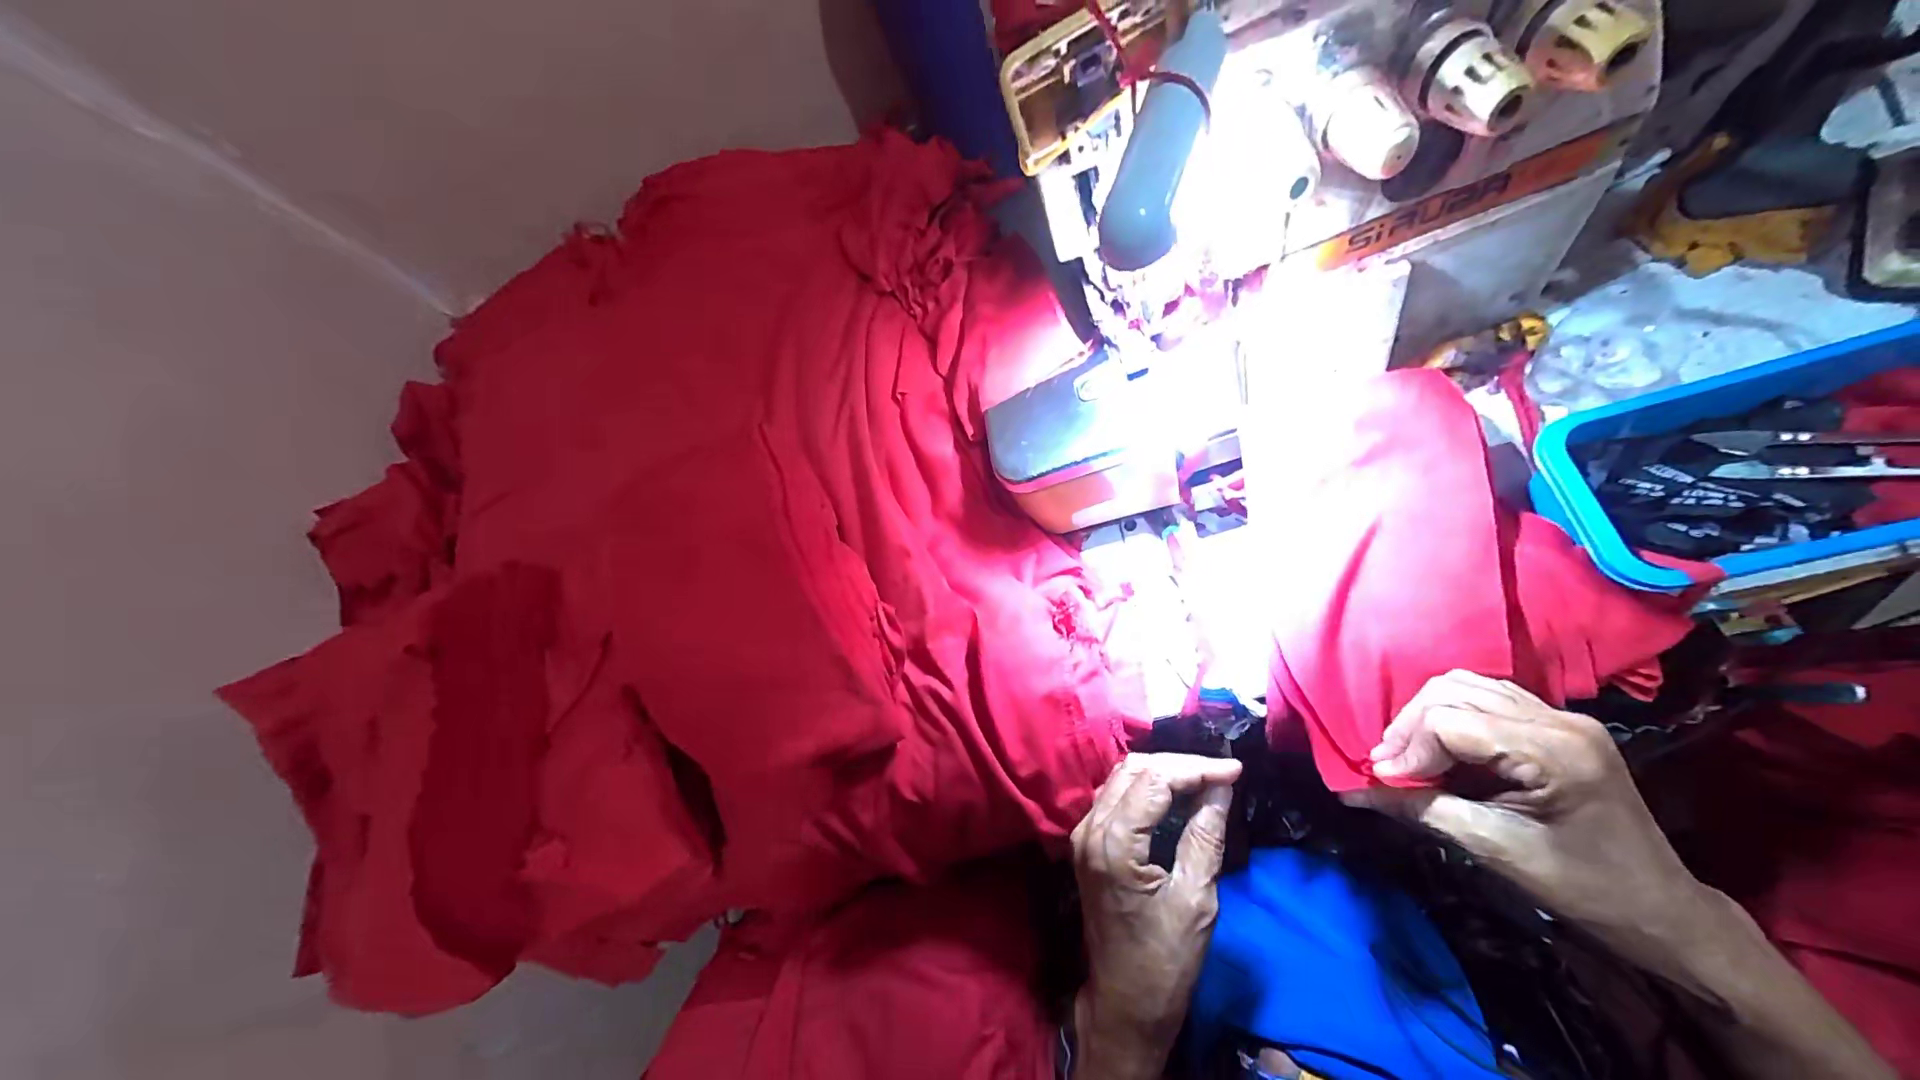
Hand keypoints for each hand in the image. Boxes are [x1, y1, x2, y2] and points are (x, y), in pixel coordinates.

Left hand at [1072, 753, 1242, 1079]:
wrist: (1124, 1003)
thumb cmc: (1164, 960)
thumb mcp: (1196, 900)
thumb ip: (1205, 836)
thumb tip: (1221, 788)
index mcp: (1114, 842)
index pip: (1154, 780)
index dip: (1196, 769)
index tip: (1236, 770)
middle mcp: (1090, 828)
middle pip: (1133, 770)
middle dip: (1179, 765)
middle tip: (1222, 773)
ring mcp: (1084, 833)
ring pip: (1121, 777)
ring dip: (1162, 771)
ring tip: (1204, 778)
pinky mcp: (1087, 842)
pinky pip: (1115, 795)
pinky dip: (1146, 786)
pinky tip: (1174, 793)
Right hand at [1346, 672, 1896, 1079]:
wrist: (1663, 909)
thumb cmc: (1586, 887)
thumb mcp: (1496, 850)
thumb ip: (1422, 810)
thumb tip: (1353, 793)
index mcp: (1555, 750)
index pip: (1451, 720)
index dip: (1408, 747)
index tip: (1382, 779)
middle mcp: (1559, 718)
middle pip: (1453, 690)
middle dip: (1410, 726)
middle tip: (1389, 767)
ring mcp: (1562, 716)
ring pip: (1465, 686)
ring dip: (1425, 718)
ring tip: (1408, 757)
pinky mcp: (1557, 723)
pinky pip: (1484, 698)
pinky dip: (1449, 717)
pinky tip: (1440, 750)